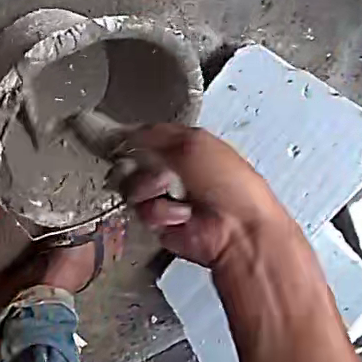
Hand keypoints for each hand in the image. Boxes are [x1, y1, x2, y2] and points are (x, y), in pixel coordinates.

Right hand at [121, 124, 296, 272]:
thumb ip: (157, 133)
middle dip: (144, 165)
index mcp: (189, 146)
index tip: (123, 140)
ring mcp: (168, 197)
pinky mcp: (162, 222)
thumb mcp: (194, 142)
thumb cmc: (231, 184)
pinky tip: (180, 215)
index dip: (135, 137)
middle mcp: (176, 171)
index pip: (150, 136)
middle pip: (135, 161)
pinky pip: (142, 211)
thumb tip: (128, 131)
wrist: (238, 230)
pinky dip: (160, 212)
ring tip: (174, 194)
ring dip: (151, 189)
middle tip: (164, 173)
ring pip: (134, 186)